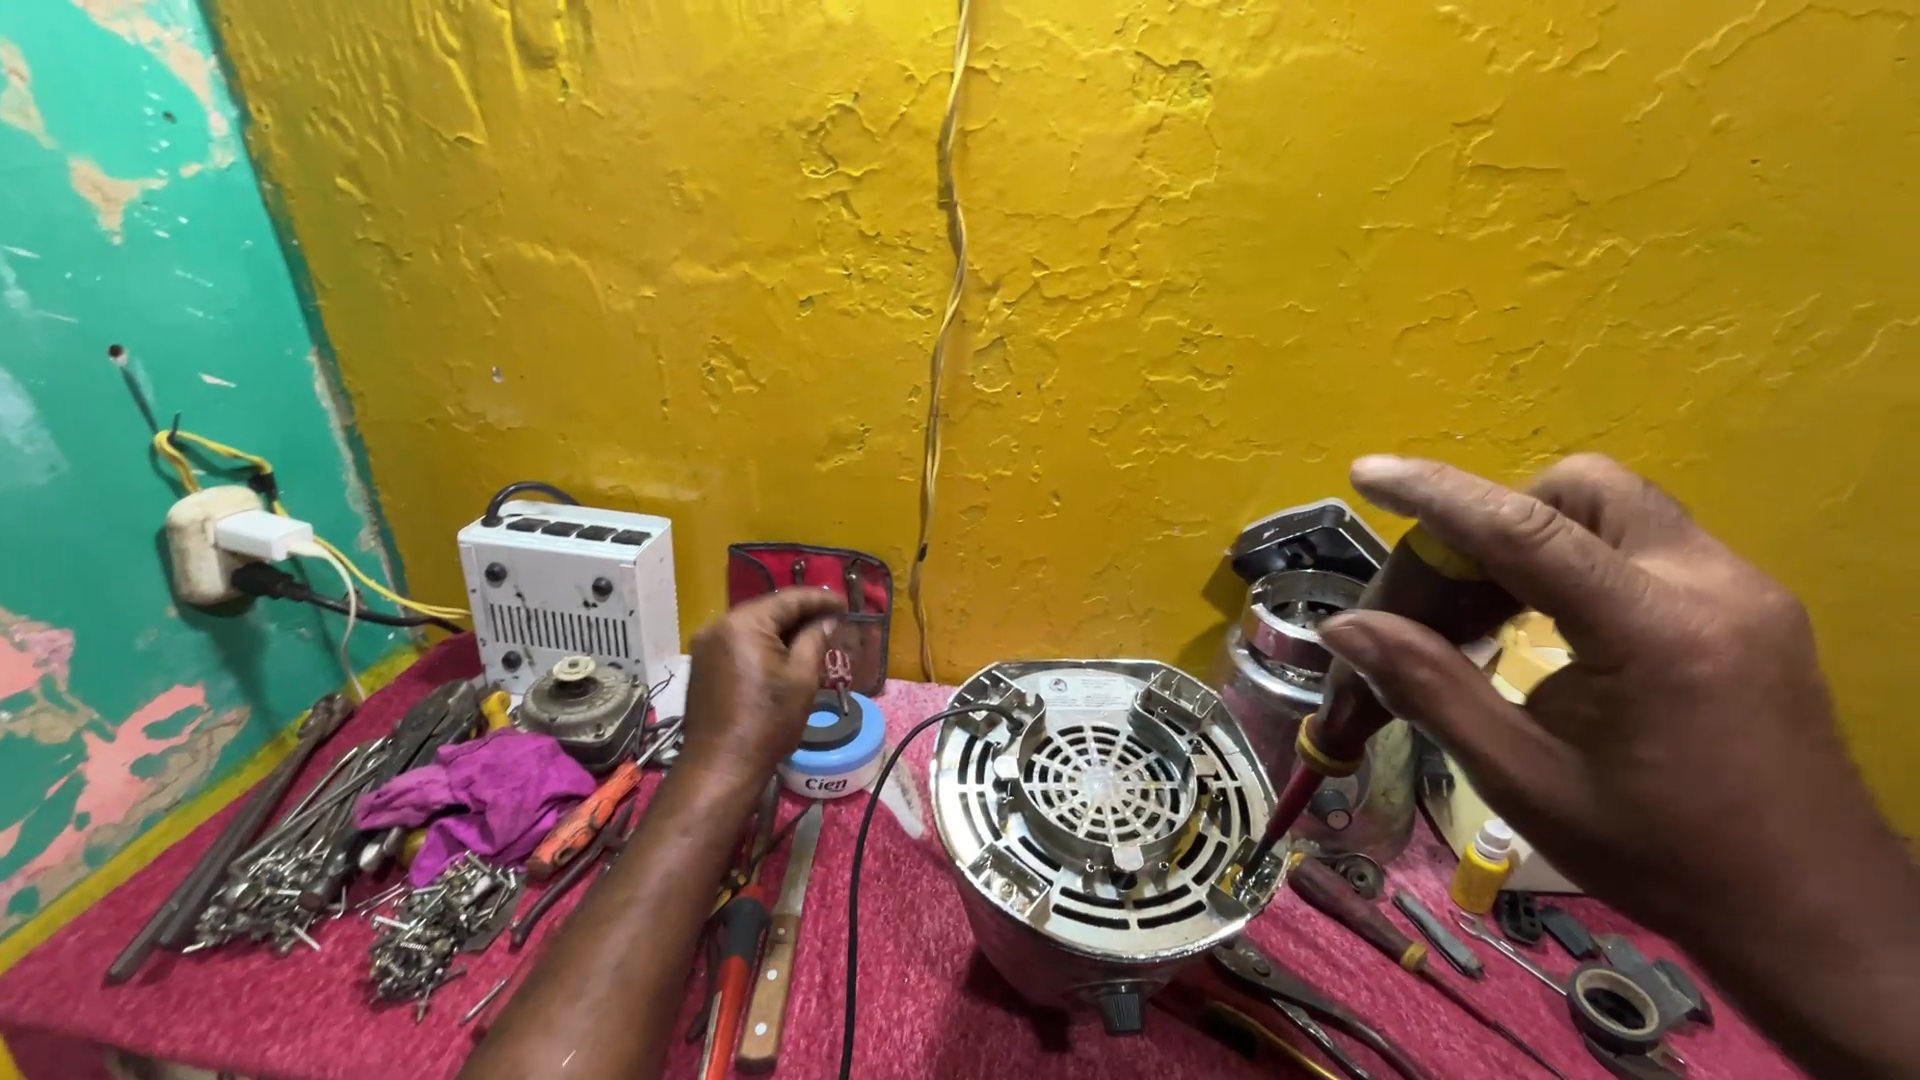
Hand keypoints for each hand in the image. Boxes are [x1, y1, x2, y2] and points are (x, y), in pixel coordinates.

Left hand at [679, 588, 846, 793]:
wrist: (721, 766)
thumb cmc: (767, 722)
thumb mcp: (801, 678)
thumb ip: (815, 639)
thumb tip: (827, 620)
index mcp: (743, 624)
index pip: (788, 599)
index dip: (820, 599)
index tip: (845, 605)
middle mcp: (718, 626)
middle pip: (768, 609)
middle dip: (802, 613)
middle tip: (833, 618)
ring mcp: (706, 645)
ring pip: (753, 625)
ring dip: (783, 628)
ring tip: (815, 633)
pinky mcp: (703, 664)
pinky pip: (739, 641)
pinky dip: (764, 642)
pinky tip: (785, 651)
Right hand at [1315, 454, 1895, 940]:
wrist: (1810, 912)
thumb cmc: (1657, 854)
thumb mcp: (1520, 778)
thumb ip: (1429, 687)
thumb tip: (1344, 627)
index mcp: (1657, 632)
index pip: (1526, 530)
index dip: (1437, 495)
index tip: (1367, 475)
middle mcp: (1711, 585)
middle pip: (1581, 491)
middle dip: (1492, 519)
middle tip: (1441, 594)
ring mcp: (1739, 591)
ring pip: (1609, 509)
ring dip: (1524, 541)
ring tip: (1474, 617)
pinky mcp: (1742, 607)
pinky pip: (1633, 545)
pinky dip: (1563, 564)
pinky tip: (1531, 626)